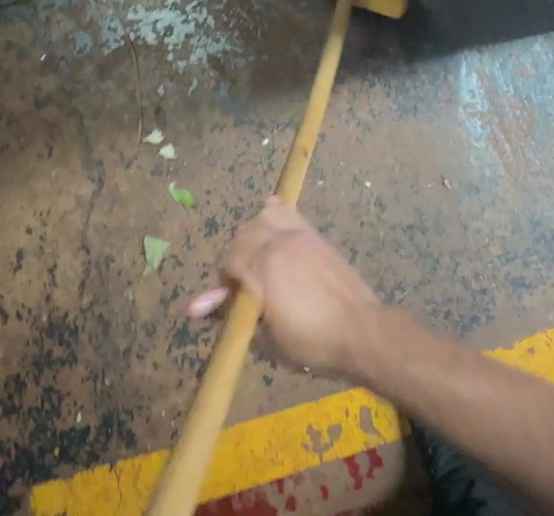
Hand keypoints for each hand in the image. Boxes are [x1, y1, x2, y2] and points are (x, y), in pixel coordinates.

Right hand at [186, 197, 380, 374]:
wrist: (359, 329)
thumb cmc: (311, 341)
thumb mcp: (265, 337)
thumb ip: (232, 313)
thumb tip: (194, 307)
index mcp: (263, 268)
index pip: (227, 262)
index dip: (221, 282)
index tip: (223, 302)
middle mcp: (278, 243)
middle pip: (241, 238)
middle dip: (234, 261)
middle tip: (240, 286)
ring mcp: (299, 234)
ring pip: (261, 218)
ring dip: (252, 236)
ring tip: (255, 259)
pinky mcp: (314, 234)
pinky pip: (287, 212)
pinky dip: (273, 214)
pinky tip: (271, 227)